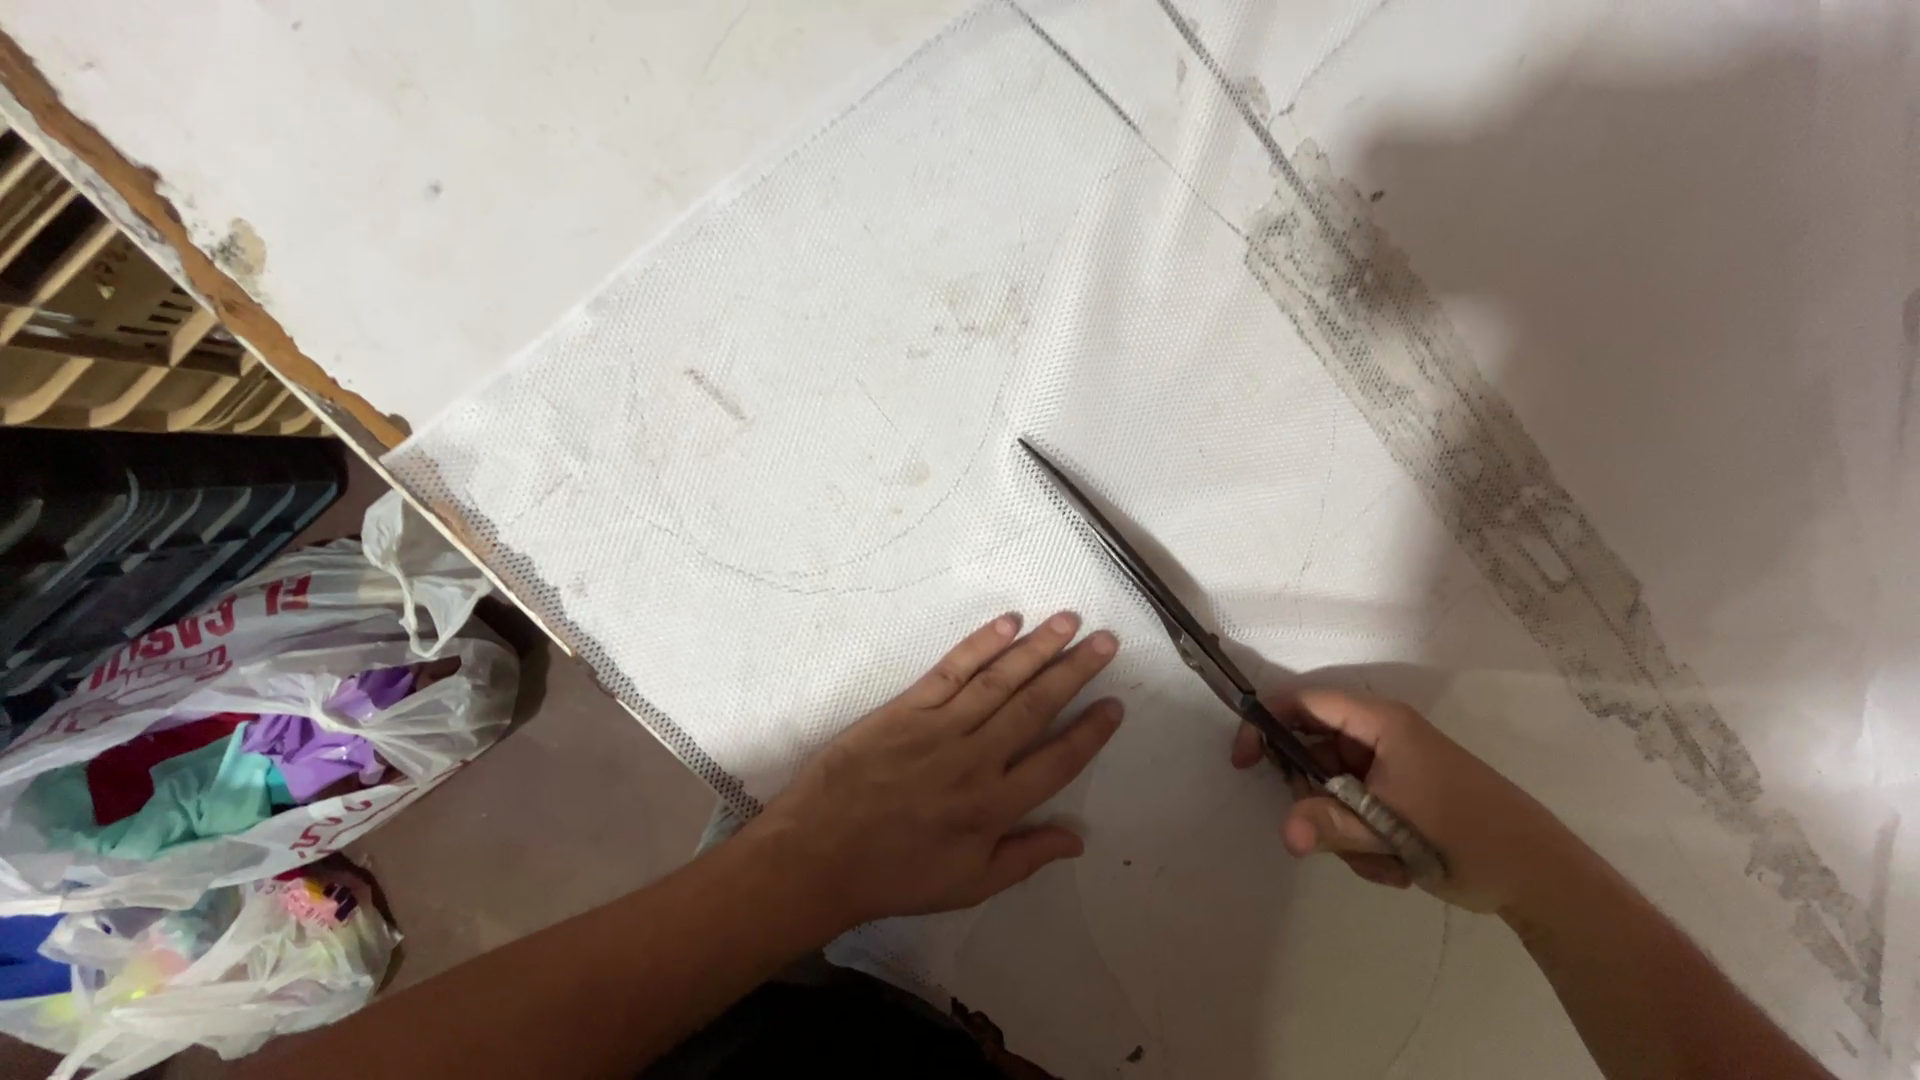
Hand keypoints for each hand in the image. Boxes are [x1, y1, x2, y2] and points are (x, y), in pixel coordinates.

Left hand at [740, 611, 1121, 934]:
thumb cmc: (895, 875)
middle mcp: (976, 760)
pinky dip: (980, 645)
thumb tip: (1077, 838)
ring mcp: (940, 729)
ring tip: (1069, 621)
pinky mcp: (906, 709)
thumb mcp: (969, 885)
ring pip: (1000, 681)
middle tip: (1106, 642)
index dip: (1091, 731)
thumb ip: (1026, 858)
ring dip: (1038, 648)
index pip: (1058, 760)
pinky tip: (1007, 624)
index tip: (1115, 704)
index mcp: (995, 807)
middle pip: (1037, 706)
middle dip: (1075, 671)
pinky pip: (951, 671)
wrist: (819, 855)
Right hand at [1232, 688, 1583, 913]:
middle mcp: (1383, 737)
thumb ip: (1331, 825)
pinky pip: (1356, 810)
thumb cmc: (1468, 833)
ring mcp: (1392, 768)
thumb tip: (1285, 835)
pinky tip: (1394, 864)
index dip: (1267, 724)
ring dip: (1343, 828)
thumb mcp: (1392, 829)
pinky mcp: (1401, 796)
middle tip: (1329, 830)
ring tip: (1379, 859)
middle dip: (1315, 797)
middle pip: (1313, 750)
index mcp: (1381, 723)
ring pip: (1333, 787)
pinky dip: (1363, 840)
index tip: (1244, 761)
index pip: (1305, 703)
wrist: (1545, 879)